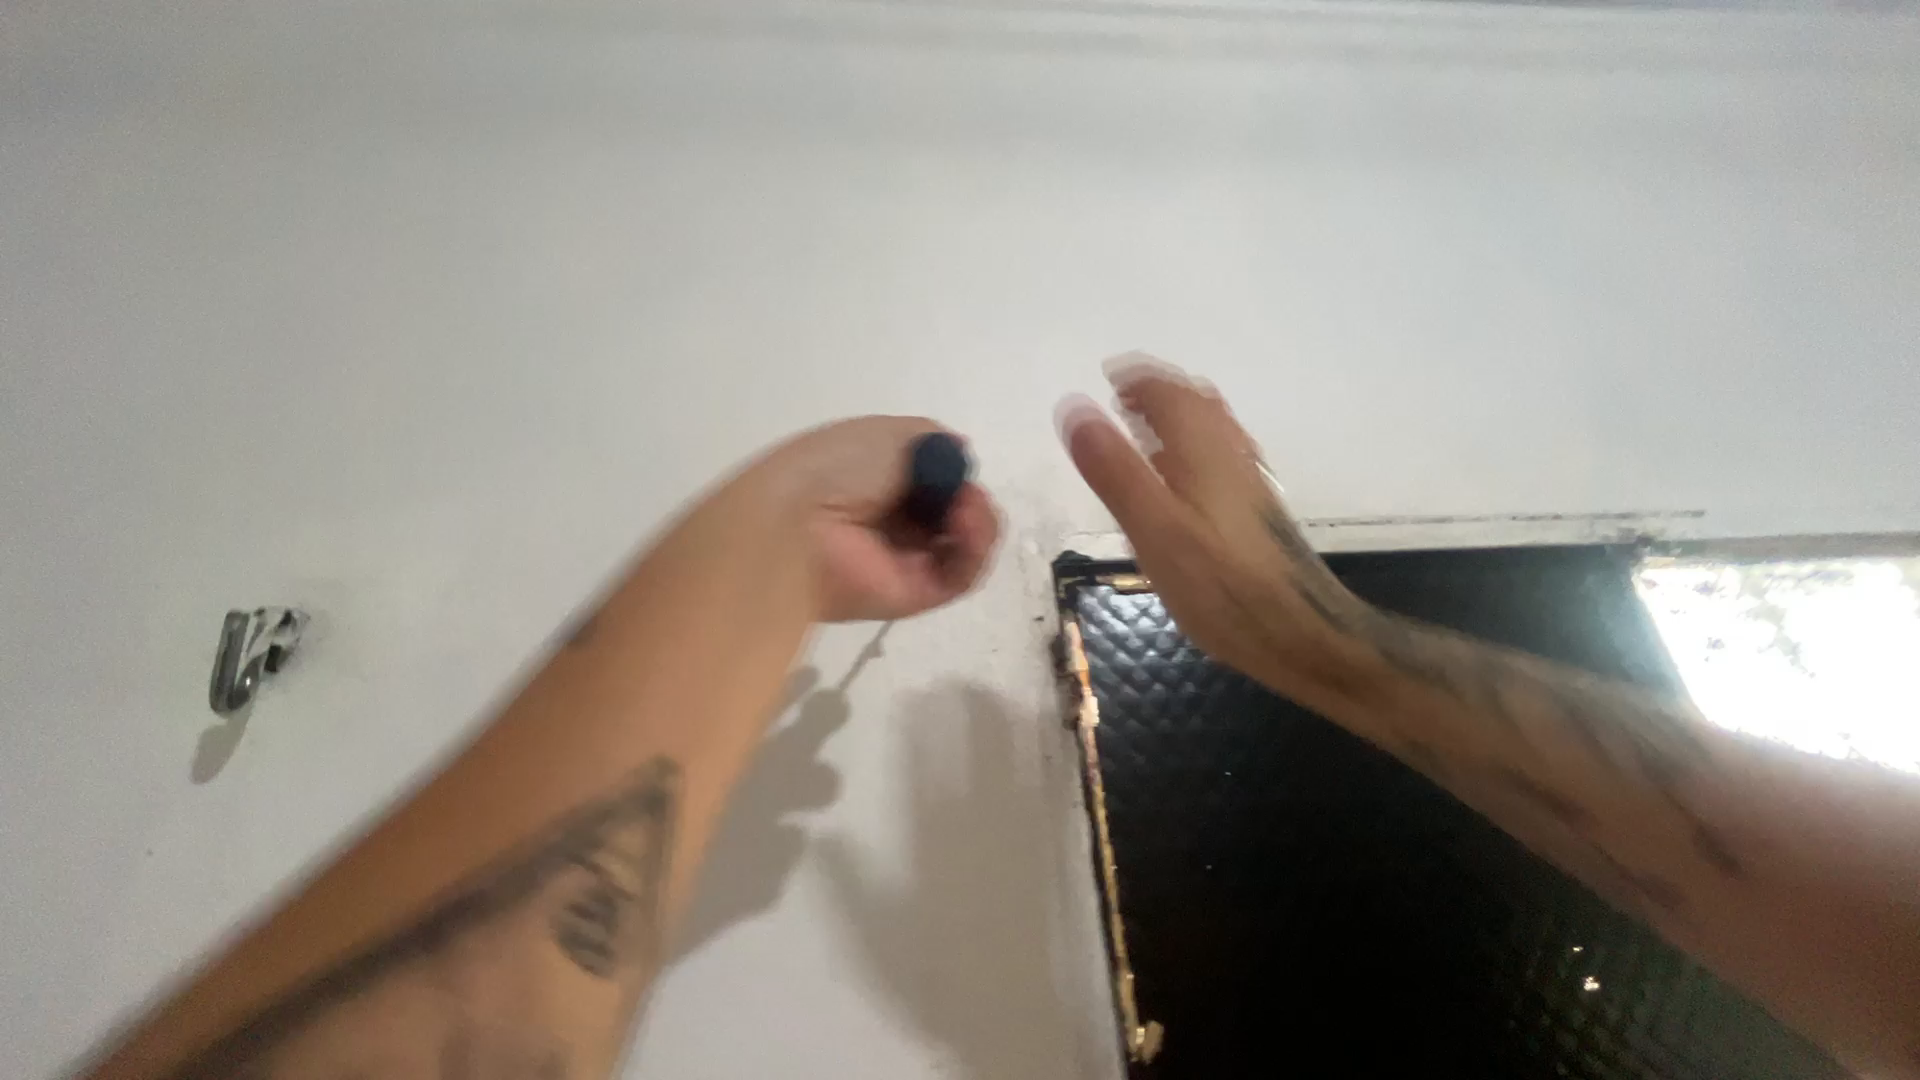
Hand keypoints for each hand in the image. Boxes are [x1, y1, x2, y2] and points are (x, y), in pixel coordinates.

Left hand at [763, 416, 1001, 622]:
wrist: (796, 521)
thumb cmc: (835, 467)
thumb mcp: (888, 433)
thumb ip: (934, 443)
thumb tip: (960, 453)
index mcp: (879, 484)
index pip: (935, 482)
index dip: (954, 472)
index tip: (957, 463)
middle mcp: (894, 523)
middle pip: (955, 515)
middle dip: (971, 498)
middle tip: (965, 492)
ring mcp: (906, 561)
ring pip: (965, 546)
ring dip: (979, 522)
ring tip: (967, 507)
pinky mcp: (916, 595)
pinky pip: (962, 576)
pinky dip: (975, 549)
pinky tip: (966, 524)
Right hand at [1056, 355, 1369, 693]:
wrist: (1298, 633)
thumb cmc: (1218, 584)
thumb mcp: (1152, 529)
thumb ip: (1113, 469)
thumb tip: (1074, 408)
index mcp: (1203, 450)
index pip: (1170, 393)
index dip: (1137, 380)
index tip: (1108, 376)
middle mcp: (1230, 454)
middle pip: (1196, 403)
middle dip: (1158, 392)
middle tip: (1121, 398)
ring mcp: (1248, 481)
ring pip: (1212, 429)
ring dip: (1177, 416)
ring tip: (1142, 427)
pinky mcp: (1255, 509)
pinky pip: (1219, 455)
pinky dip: (1191, 445)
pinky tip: (1182, 476)